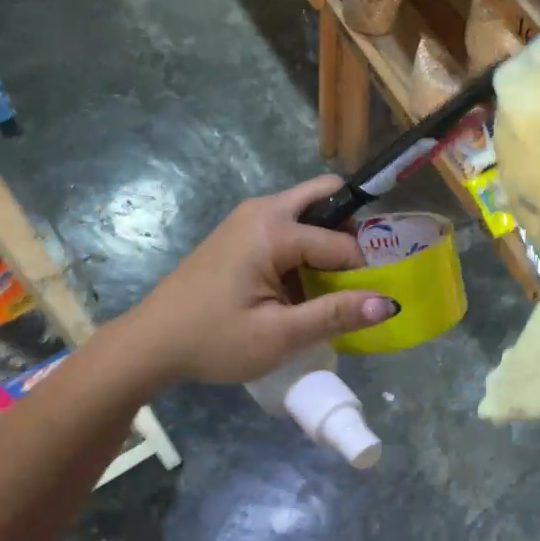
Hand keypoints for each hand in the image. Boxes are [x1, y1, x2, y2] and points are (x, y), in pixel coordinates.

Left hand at [129, 176, 396, 384]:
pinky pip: (289, 225)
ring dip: (327, 240)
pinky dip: (306, 247)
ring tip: (330, 286)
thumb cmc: (213, 341)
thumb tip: (389, 303)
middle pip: (327, 196)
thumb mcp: (278, 336)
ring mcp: (248, 217)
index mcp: (273, 230)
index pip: (341, 242)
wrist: (150, 344)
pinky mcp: (240, 231)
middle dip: (351, 231)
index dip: (362, 273)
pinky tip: (300, 287)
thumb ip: (335, 314)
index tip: (370, 302)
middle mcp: (263, 210)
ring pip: (309, 210)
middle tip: (355, 275)